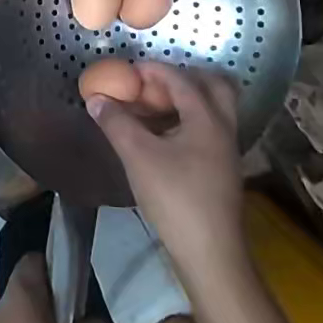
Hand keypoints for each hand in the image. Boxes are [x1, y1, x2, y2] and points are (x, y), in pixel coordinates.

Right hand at [87, 63, 247, 281]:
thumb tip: (96, 99)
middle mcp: (223, 128)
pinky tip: (164, 136)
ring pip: (213, 110)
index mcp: (207, 118)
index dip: (153, 70)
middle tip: (152, 83)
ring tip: (154, 107)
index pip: (181, 80)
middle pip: (213, 86)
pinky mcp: (222, 170)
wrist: (209, 252)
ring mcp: (226, 151)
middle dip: (183, 78)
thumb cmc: (175, 197)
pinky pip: (208, 129)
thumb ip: (116, 122)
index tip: (128, 71)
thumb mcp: (138, 156)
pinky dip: (188, 121)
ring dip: (186, 100)